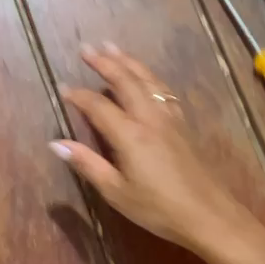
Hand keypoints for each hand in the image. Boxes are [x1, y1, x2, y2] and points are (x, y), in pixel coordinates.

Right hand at [51, 43, 258, 254]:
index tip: (62, 87)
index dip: (79, 95)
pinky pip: (163, 90)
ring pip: (147, 80)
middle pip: (125, 81)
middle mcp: (149, 118)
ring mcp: (169, 119)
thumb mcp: (116, 192)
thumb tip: (56, 143)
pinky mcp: (182, 125)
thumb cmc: (158, 208)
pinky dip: (149, 76)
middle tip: (87, 48)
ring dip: (128, 62)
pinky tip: (146, 76)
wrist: (208, 215)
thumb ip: (87, 164)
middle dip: (105, 62)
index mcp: (130, 134)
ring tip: (112, 48)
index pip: (98, 106)